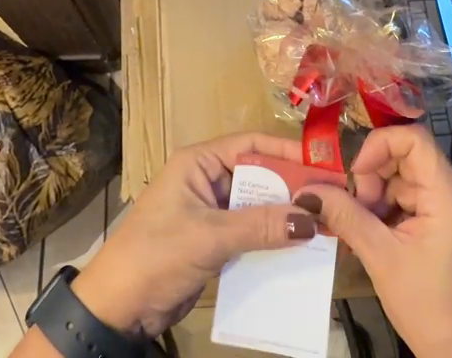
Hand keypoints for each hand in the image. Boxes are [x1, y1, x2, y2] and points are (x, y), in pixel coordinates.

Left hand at [72, 133, 318, 338]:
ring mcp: (210, 212)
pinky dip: (272, 240)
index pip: (250, 144)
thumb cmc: (156, 254)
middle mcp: (206, 180)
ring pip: (257, 207)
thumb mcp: (210, 237)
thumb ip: (261, 226)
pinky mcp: (213, 242)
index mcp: (198, 163)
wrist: (118, 306)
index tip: (323, 164)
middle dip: (292, 187)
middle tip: (333, 200)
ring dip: (285, 217)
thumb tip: (312, 218)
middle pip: (258, 175)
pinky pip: (251, 234)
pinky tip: (300, 252)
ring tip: (326, 227)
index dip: (286, 150)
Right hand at [298, 125, 451, 357]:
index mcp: (451, 197)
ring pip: (413, 181)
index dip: (379, 145)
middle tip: (358, 211)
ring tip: (368, 230)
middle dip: (377, 178)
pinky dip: (396, 211)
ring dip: (383, 197)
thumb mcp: (380, 258)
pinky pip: (422, 201)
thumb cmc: (427, 307)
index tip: (356, 175)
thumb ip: (345, 216)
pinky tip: (382, 238)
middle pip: (412, 160)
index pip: (415, 139)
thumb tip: (307, 191)